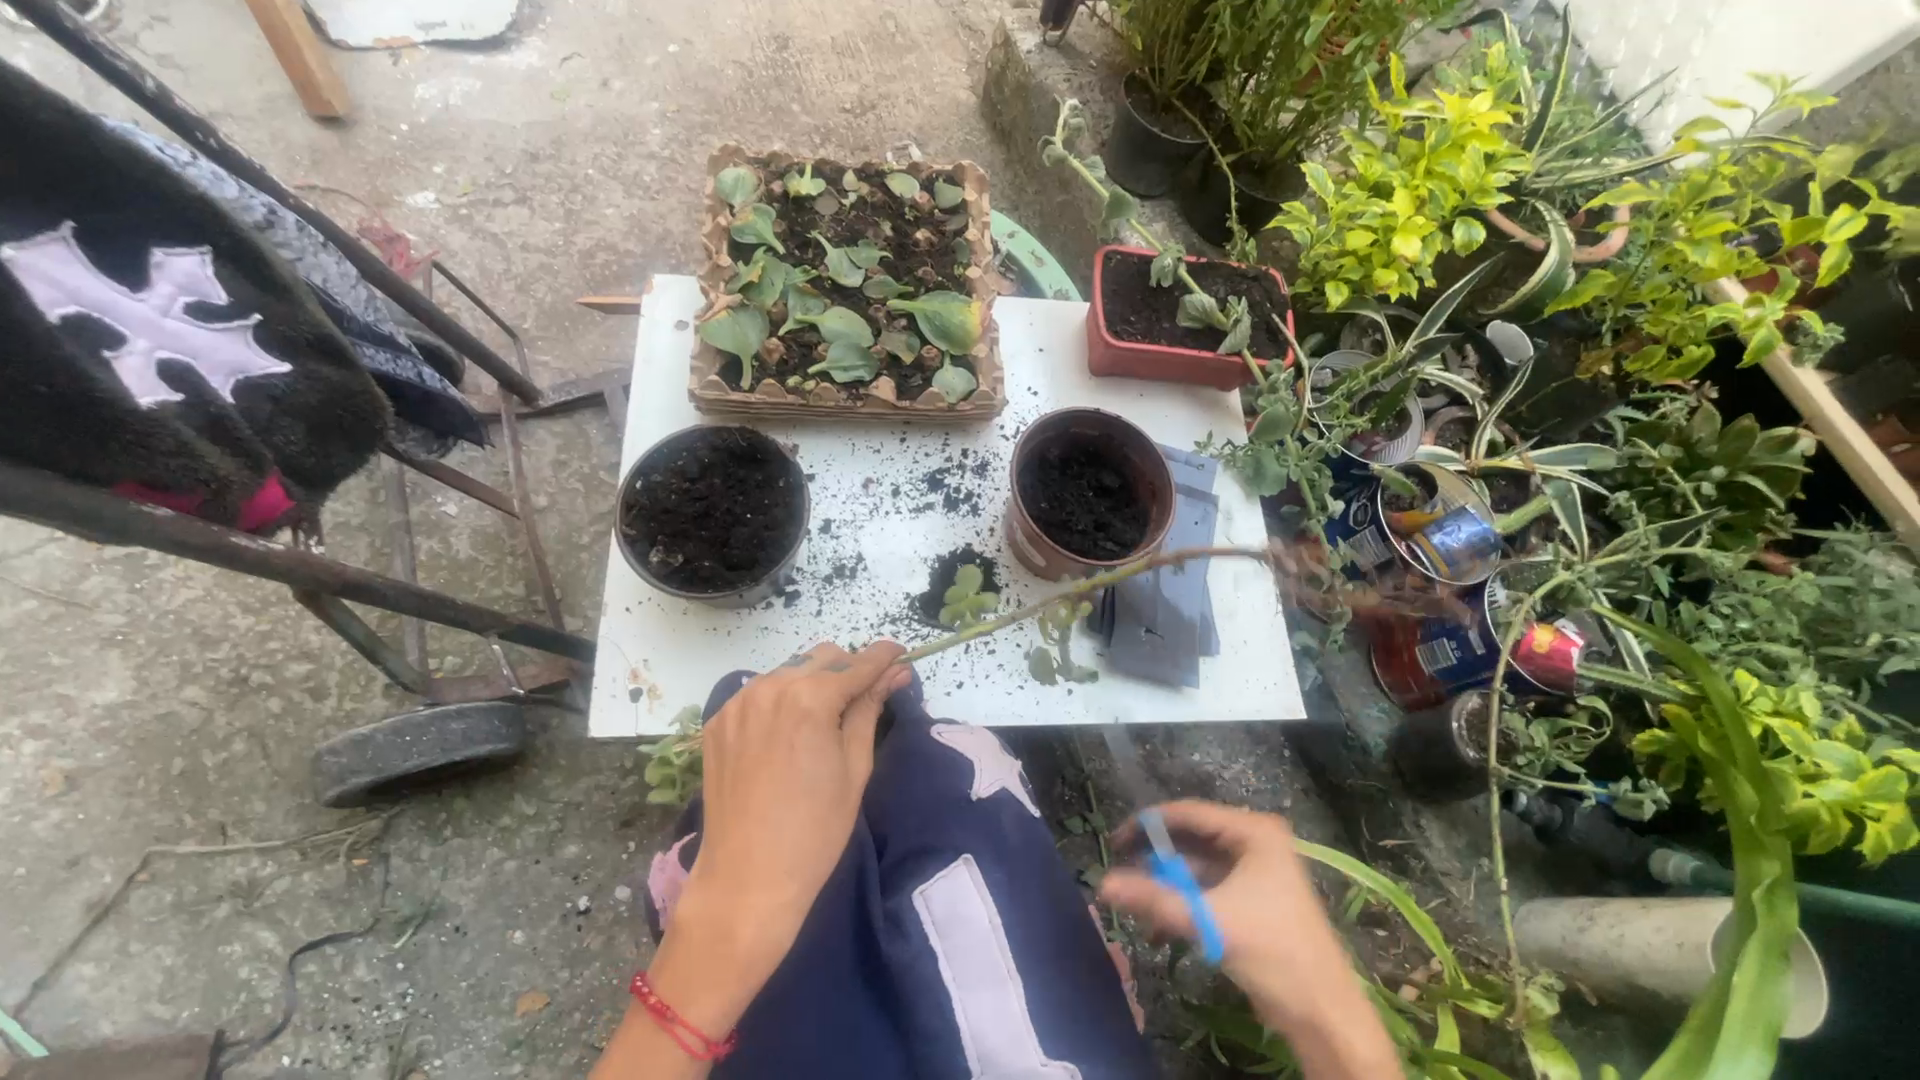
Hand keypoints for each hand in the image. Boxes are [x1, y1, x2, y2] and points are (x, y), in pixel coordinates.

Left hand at [646, 642, 910, 1033]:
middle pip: (822, 657)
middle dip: (848, 669)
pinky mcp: (718, 722)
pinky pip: (758, 693)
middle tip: (866, 697)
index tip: (901, 654)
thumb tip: (894, 674)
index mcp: (810, 699)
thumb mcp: (855, 768)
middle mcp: (770, 688)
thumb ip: (870, 710)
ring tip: (825, 719)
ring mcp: (738, 703)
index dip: (883, 657)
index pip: (857, 664)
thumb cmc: (816, 831)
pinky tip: (789, 733)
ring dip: (813, 682)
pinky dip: (781, 700)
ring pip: (788, 671)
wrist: (747, 879)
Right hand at [1098, 801, 1395, 1077]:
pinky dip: (1183, 905)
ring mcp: (1256, 870)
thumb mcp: (1207, 921)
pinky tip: (1159, 930)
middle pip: (1191, 840)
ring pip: (1197, 868)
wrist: (1323, 1011)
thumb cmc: (1272, 952)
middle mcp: (1255, 842)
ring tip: (1137, 908)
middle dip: (1155, 861)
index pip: (1188, 813)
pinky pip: (1208, 889)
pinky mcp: (1253, 898)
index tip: (1113, 842)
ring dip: (1166, 888)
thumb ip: (1152, 899)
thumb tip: (1102, 884)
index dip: (1147, 825)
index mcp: (1253, 832)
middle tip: (1121, 874)